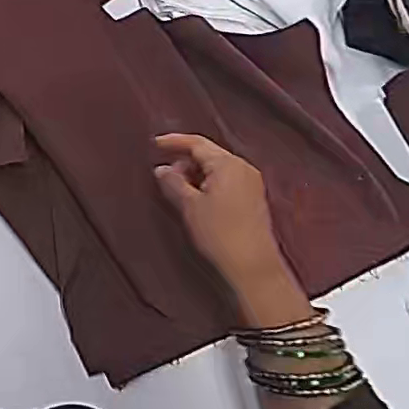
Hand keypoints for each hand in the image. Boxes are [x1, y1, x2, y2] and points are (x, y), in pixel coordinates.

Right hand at [153, 134, 311, 328]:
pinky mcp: (253, 197)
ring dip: (196, 173)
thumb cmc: (219, 234)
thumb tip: (162, 169)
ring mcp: (251, 182)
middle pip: (208, 153)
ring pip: (217, 167)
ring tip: (179, 190)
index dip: (174, 141)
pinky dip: (209, 182)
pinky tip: (197, 198)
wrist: (253, 266)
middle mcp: (243, 167)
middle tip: (165, 176)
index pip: (197, 143)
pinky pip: (226, 179)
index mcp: (228, 164)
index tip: (155, 143)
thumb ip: (173, 182)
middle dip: (185, 160)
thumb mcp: (190, 206)